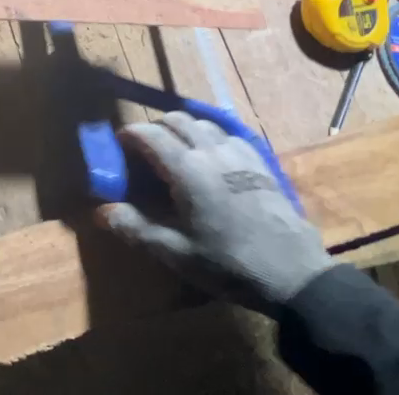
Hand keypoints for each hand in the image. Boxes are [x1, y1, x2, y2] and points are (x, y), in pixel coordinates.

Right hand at [98, 111, 334, 310]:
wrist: (297, 278)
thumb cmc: (230, 265)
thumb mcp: (176, 253)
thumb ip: (135, 227)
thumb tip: (100, 211)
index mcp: (186, 169)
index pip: (148, 133)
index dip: (129, 135)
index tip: (119, 147)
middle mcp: (211, 152)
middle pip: (175, 120)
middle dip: (155, 128)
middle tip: (146, 151)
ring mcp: (240, 155)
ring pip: (203, 123)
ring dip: (184, 129)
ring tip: (177, 151)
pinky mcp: (261, 164)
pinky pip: (229, 136)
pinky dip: (212, 138)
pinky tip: (212, 159)